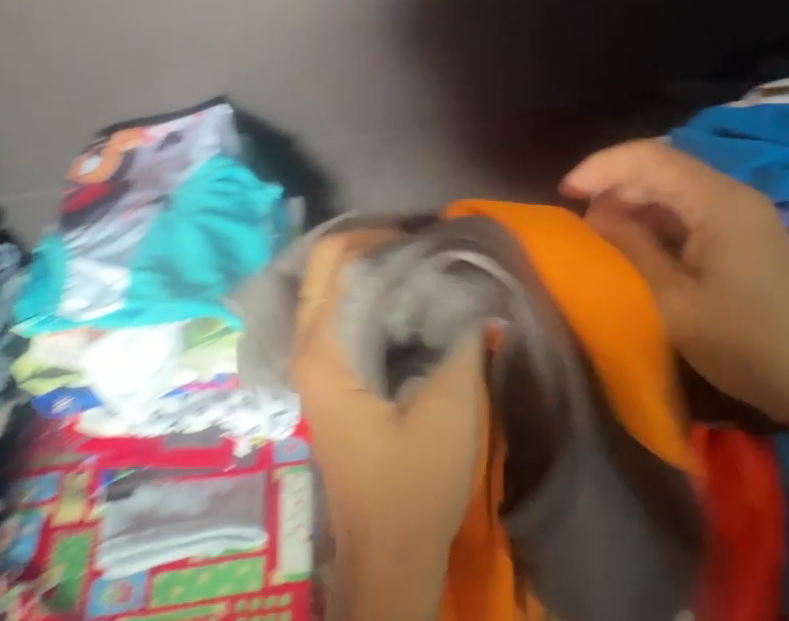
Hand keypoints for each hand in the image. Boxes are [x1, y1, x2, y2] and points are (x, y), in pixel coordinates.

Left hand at [289, 230, 485, 581]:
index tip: (428, 235)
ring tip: (425, 262)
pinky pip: (343, 315)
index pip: (336, 260)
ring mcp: (316, 366)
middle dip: (374, 246)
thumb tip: (479, 290)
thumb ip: (465, 341)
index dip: (380, 236)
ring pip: (334, 291)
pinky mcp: (332, 380)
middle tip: (427, 244)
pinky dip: (373, 295)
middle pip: (328, 269)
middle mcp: (309, 349)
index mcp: (324, 350)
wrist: (390, 553)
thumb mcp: (451, 408)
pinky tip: (412, 298)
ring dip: (374, 269)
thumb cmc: (414, 484)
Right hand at [561, 140, 788, 426]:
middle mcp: (736, 196)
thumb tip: (597, 215)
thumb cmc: (747, 344)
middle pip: (665, 169)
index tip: (564, 194)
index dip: (601, 166)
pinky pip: (699, 215)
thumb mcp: (674, 302)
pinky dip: (664, 226)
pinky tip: (645, 255)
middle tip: (582, 226)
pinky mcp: (755, 241)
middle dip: (617, 188)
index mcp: (719, 201)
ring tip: (605, 242)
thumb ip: (630, 249)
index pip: (649, 156)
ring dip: (639, 209)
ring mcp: (751, 218)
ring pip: (680, 193)